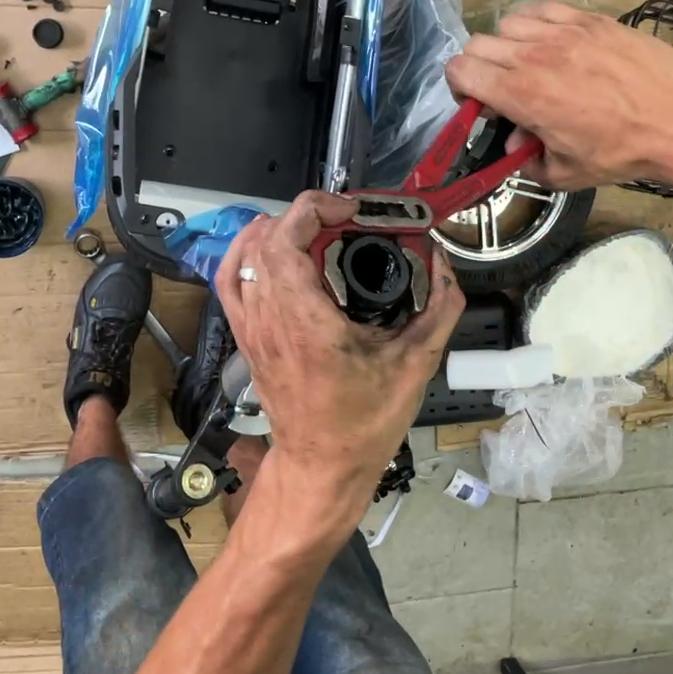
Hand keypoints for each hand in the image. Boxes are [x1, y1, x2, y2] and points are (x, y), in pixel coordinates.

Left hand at [214, 191, 463, 507]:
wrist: (322, 464)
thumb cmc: (364, 423)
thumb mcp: (415, 364)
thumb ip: (439, 308)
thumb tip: (443, 265)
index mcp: (306, 321)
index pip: (286, 240)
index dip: (316, 209)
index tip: (351, 212)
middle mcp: (269, 318)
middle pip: (267, 238)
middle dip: (307, 215)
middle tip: (346, 221)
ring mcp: (250, 326)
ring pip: (245, 254)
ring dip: (280, 229)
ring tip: (316, 229)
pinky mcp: (245, 335)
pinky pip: (229, 279)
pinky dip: (245, 252)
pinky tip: (269, 245)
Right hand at [444, 1, 672, 190]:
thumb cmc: (623, 151)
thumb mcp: (564, 173)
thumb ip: (525, 159)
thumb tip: (515, 142)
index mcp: (522, 94)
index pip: (459, 70)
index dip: (459, 88)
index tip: (479, 105)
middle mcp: (534, 56)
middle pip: (477, 45)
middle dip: (479, 68)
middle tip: (501, 89)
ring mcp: (563, 32)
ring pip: (506, 24)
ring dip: (506, 45)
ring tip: (528, 64)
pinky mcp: (589, 18)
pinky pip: (541, 8)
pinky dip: (534, 23)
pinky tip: (549, 43)